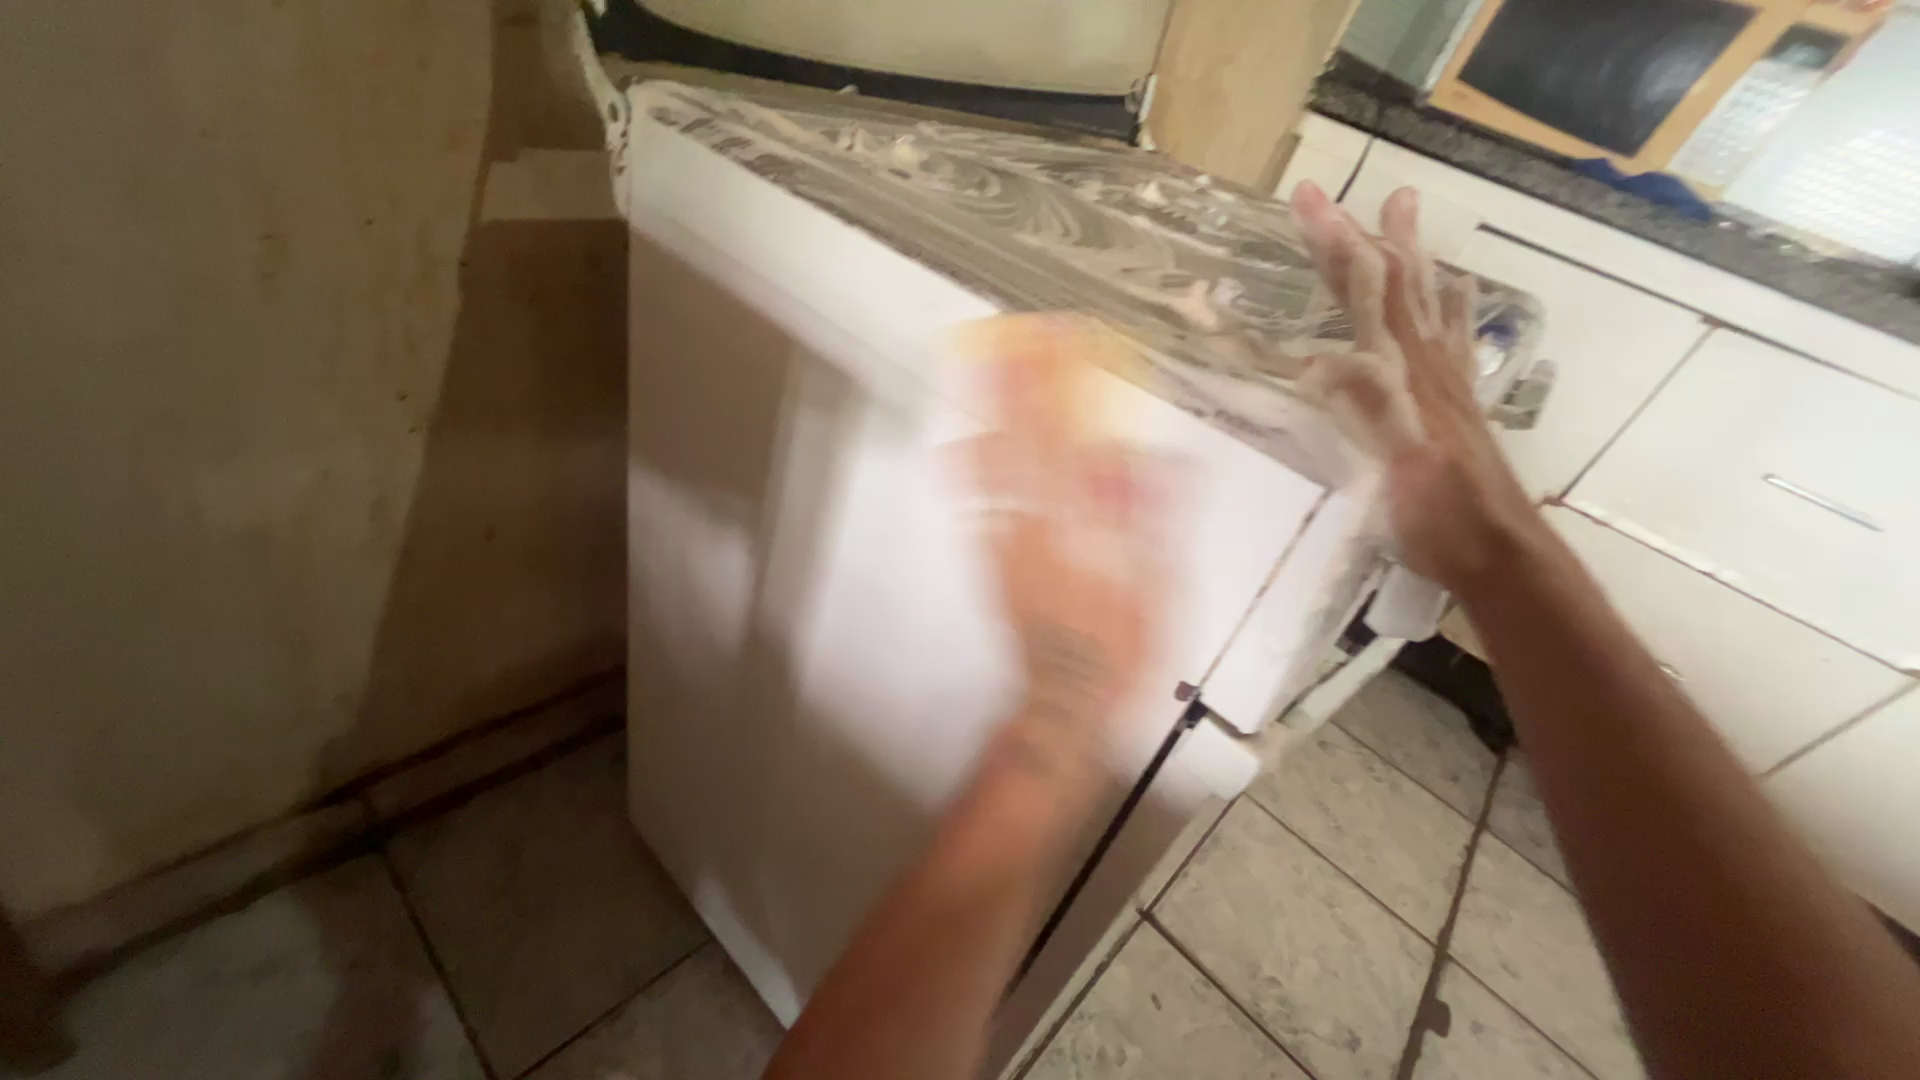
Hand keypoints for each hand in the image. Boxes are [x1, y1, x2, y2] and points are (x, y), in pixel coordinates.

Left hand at [951, 316, 1169, 772]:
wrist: (1061, 704)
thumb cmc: (1112, 656)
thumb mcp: (1158, 595)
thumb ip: (1159, 527)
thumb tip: (1168, 469)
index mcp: (1078, 530)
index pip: (1069, 441)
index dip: (1063, 386)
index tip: (1063, 342)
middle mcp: (1033, 529)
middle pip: (1019, 442)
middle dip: (1013, 386)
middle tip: (1004, 338)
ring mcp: (1004, 544)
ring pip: (989, 467)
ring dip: (985, 415)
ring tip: (978, 371)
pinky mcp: (991, 562)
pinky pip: (974, 505)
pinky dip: (968, 467)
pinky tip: (958, 449)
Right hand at [1289, 181, 1547, 593]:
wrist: (1499, 552)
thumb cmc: (1439, 516)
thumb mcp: (1397, 463)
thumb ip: (1366, 408)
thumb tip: (1317, 362)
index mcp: (1404, 373)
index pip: (1368, 295)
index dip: (1338, 245)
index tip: (1308, 199)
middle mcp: (1427, 365)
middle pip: (1397, 285)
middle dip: (1367, 236)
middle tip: (1350, 194)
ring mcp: (1446, 382)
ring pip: (1427, 302)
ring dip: (1410, 255)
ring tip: (1404, 212)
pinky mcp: (1455, 404)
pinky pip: (1456, 339)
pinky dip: (1452, 305)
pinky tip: (1458, 291)